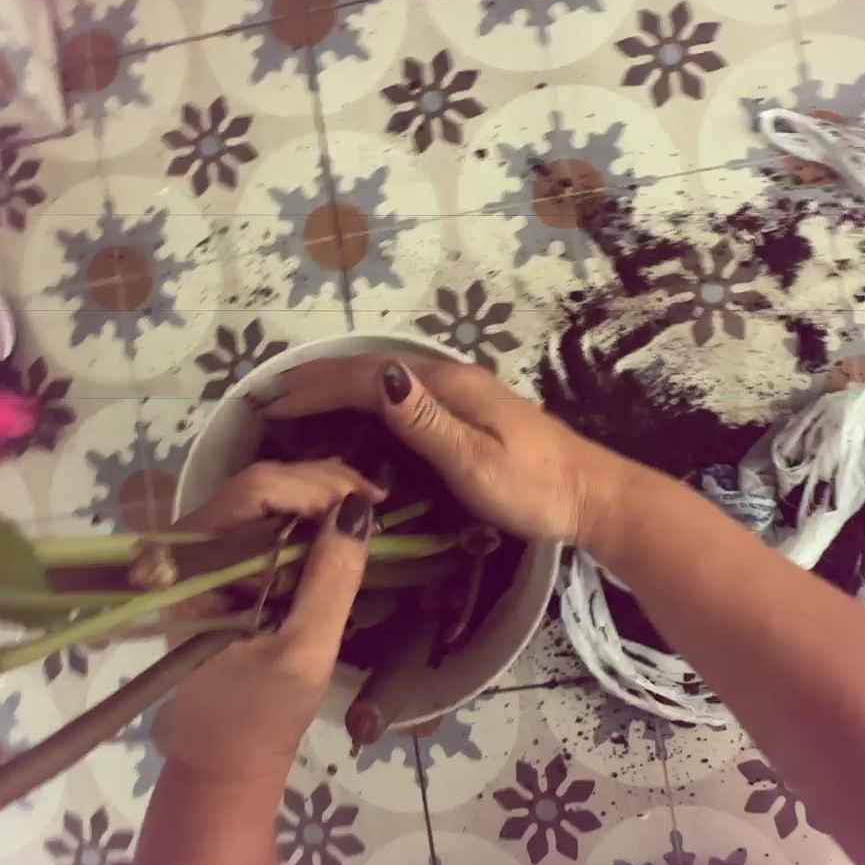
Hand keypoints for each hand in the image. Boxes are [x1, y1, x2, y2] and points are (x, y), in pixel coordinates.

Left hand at [152, 462, 377, 781]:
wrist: (229, 756)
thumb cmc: (261, 712)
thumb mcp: (305, 650)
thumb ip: (330, 580)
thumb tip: (358, 509)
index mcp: (190, 562)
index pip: (257, 490)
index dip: (319, 485)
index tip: (373, 501)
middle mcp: (191, 544)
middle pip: (263, 485)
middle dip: (324, 486)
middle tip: (378, 503)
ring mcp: (208, 551)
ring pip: (270, 497)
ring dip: (321, 497)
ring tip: (367, 511)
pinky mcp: (227, 563)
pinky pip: (272, 520)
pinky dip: (311, 517)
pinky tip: (341, 524)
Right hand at [254, 355, 638, 544]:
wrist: (592, 494)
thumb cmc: (535, 487)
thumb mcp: (476, 462)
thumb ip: (426, 422)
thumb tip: (379, 376)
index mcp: (448, 386)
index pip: (367, 377)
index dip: (317, 389)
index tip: (272, 405)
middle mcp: (450, 379)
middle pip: (372, 370)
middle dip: (320, 380)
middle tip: (272, 397)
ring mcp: (461, 393)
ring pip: (386, 381)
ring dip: (340, 387)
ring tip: (299, 402)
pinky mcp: (468, 412)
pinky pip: (403, 396)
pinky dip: (366, 401)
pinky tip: (356, 416)